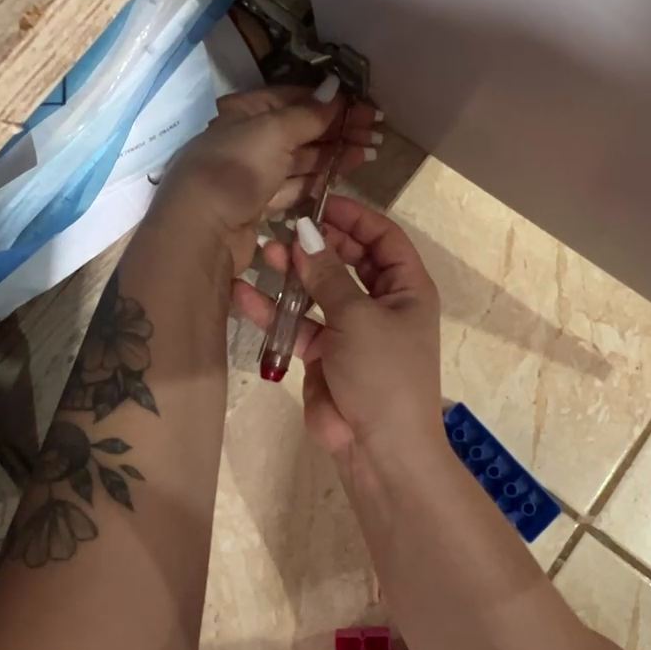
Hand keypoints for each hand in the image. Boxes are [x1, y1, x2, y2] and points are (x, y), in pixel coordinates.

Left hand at [151, 81, 377, 271]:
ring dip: (336, 153)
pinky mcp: (261, 204)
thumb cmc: (235, 168)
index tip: (364, 106)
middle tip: (377, 131)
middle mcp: (248, 139)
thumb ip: (308, 113)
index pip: (294, 98)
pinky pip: (297, 185)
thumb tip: (335, 86)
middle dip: (339, 128)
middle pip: (301, 129)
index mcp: (245, 112)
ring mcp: (254, 174)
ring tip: (371, 152)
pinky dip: (321, 178)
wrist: (203, 230)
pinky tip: (346, 173)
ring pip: (302, 158)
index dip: (329, 101)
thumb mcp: (273, 131)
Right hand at [231, 195, 442, 454]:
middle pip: (348, 260)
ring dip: (291, 273)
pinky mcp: (323, 353)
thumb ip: (327, 274)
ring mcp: (351, 329)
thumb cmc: (383, 373)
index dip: (354, 217)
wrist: (378, 447)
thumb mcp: (357, 317)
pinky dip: (273, 311)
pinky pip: (297, 323)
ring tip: (262, 252)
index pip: (383, 238)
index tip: (318, 202)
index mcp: (407, 288)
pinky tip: (243, 294)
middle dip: (317, 243)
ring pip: (318, 290)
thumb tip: (305, 231)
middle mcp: (381, 303)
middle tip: (282, 225)